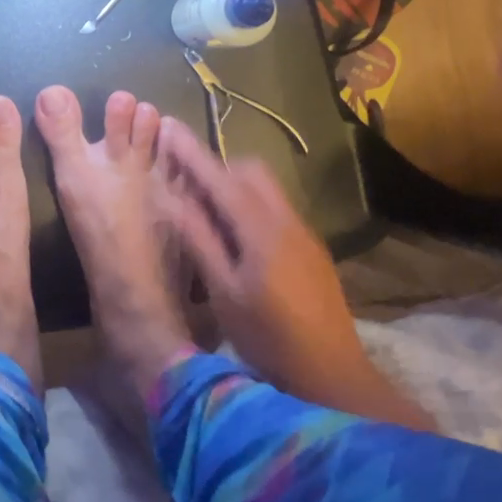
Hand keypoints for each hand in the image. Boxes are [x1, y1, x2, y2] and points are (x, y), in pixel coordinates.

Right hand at [154, 119, 423, 422]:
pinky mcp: (312, 251)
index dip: (191, 151)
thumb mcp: (224, 291)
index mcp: (260, 228)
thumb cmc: (269, 337)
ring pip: (265, 189)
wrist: (334, 377)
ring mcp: (305, 234)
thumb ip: (198, 238)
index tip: (167, 125)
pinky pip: (276, 210)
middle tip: (184, 183)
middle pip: (250, 171)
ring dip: (234, 187)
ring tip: (205, 212)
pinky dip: (250, 207)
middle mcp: (287, 220)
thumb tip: (170, 195)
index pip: (219, 177)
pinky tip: (236, 240)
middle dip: (217, 167)